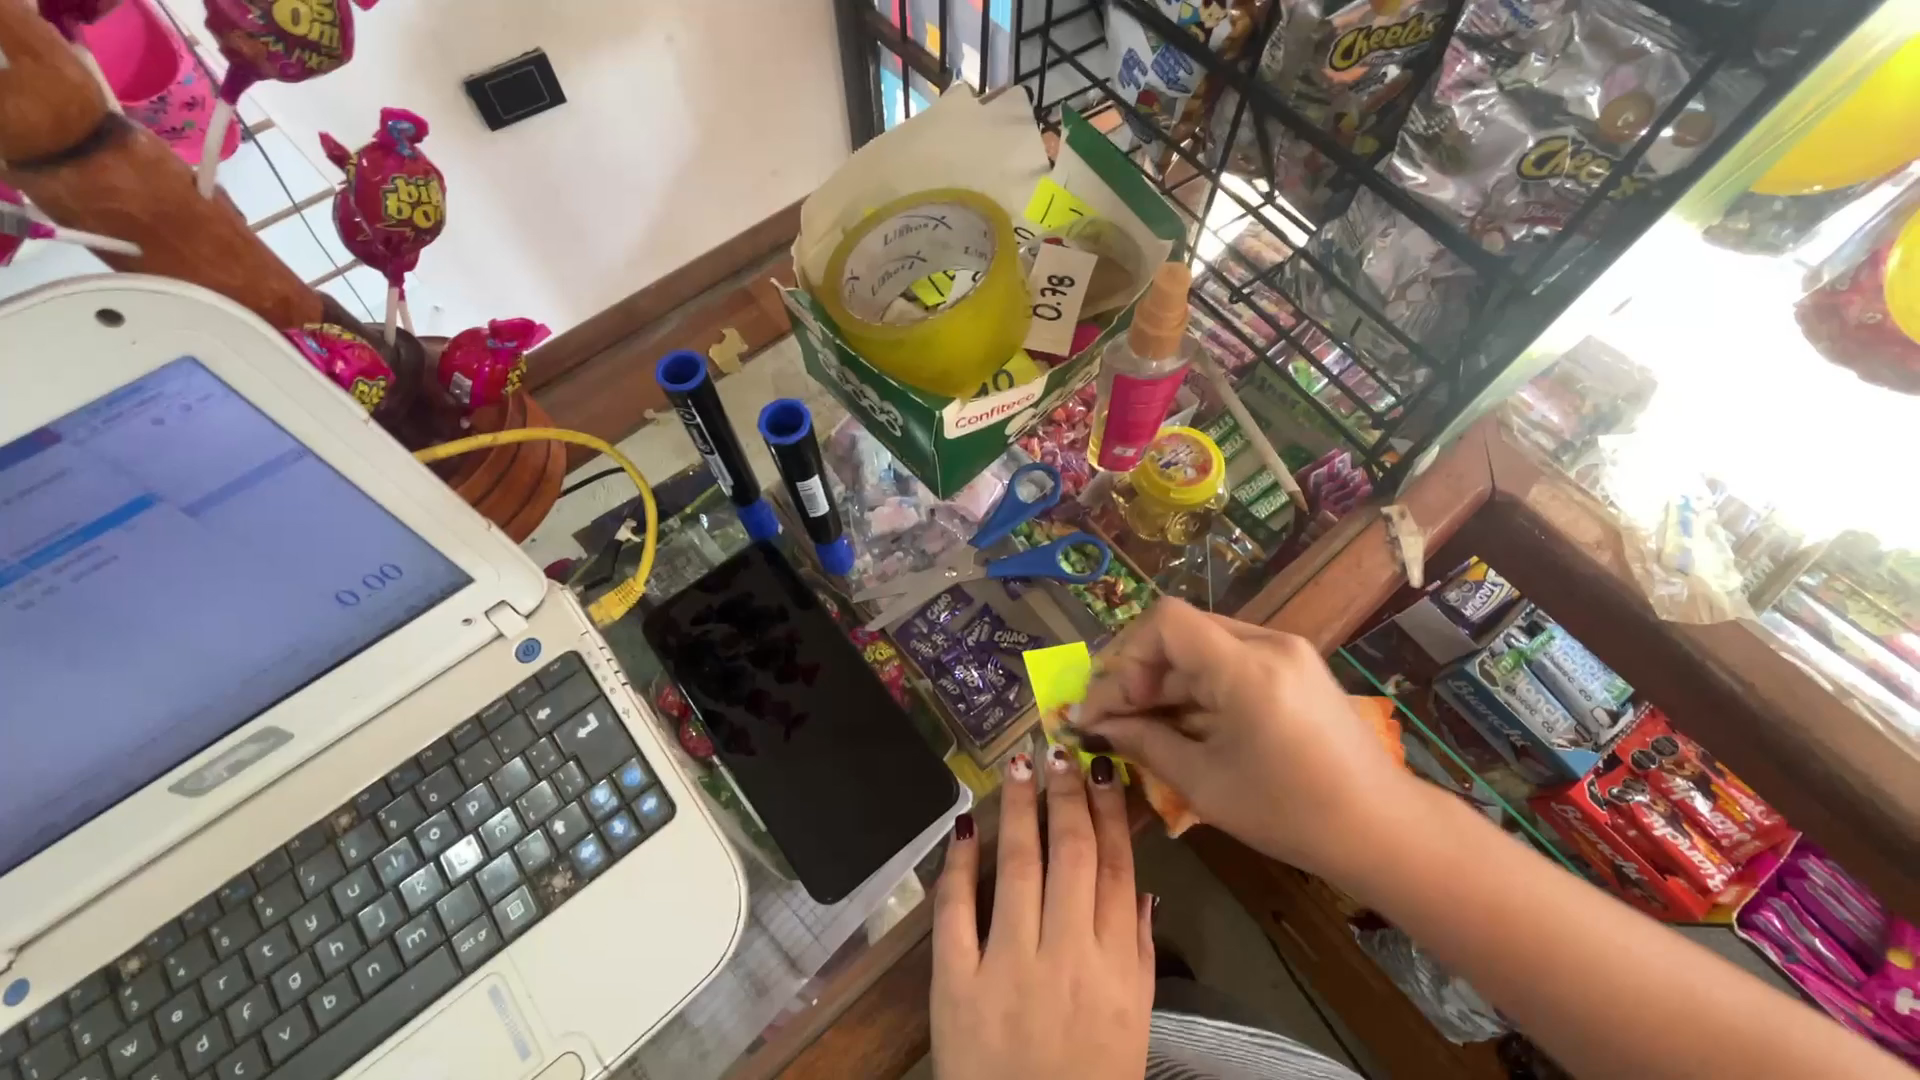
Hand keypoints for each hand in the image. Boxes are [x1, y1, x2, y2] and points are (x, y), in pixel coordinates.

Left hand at [931, 747, 1153, 1079]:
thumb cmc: (1091, 1078)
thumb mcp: (1134, 1022)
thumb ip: (1136, 951)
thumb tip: (1138, 885)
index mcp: (1112, 965)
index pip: (1113, 868)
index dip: (1109, 812)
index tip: (1103, 769)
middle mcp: (1064, 957)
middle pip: (1068, 857)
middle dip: (1066, 796)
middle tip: (1060, 752)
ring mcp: (1006, 968)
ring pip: (1018, 871)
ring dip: (1020, 812)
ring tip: (1019, 766)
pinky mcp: (955, 984)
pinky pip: (955, 913)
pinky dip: (958, 867)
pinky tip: (964, 828)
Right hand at [1076, 598, 1421, 882]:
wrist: (1384, 830)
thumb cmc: (1291, 813)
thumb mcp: (1206, 783)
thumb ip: (1144, 744)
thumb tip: (1094, 729)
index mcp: (1248, 668)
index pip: (1165, 621)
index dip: (1127, 657)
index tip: (1114, 707)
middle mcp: (1268, 643)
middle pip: (1180, 632)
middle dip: (1138, 674)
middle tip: (1110, 720)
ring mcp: (1286, 652)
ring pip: (1201, 646)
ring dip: (1165, 681)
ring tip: (1141, 726)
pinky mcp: (1294, 667)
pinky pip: (1228, 660)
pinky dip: (1197, 686)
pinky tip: (1183, 723)